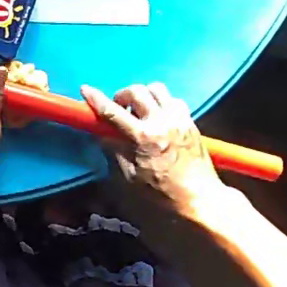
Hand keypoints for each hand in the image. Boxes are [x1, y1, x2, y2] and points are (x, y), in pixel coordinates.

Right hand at [79, 82, 237, 217]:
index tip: (86, 89)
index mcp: (144, 137)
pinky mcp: (190, 121)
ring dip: (143, 95)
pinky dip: (161, 102)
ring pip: (157, 89)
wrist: (200, 198)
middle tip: (118, 109)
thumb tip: (103, 134)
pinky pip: (173, 99)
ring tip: (139, 110)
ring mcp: (179, 119)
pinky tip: (157, 116)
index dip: (97, 99)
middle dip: (122, 96)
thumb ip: (115, 151)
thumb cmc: (162, 193)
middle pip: (137, 91)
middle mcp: (162, 122)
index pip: (114, 112)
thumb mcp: (130, 176)